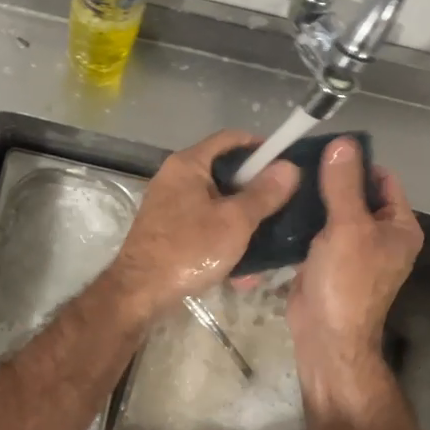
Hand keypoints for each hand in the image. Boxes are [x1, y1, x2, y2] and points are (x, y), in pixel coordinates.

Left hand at [106, 131, 298, 319]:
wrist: (140, 291)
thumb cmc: (189, 249)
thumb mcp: (234, 222)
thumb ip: (264, 194)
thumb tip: (288, 167)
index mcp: (187, 165)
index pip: (229, 139)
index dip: (261, 147)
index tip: (286, 164)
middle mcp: (175, 179)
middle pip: (225, 174)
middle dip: (256, 193)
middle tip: (284, 207)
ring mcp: (169, 206)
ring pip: (217, 206)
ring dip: (243, 225)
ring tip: (268, 246)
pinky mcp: (169, 231)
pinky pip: (205, 227)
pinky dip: (224, 241)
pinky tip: (244, 270)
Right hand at [287, 139, 423, 406]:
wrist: (326, 335)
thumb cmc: (347, 281)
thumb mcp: (348, 227)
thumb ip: (344, 185)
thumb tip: (343, 142)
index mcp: (398, 227)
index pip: (382, 180)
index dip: (357, 163)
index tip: (323, 149)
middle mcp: (378, 236)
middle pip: (354, 195)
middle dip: (328, 179)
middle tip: (295, 162)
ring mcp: (351, 250)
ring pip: (331, 214)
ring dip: (310, 200)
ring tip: (283, 180)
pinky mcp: (325, 262)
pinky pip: (314, 233)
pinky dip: (299, 222)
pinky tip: (277, 207)